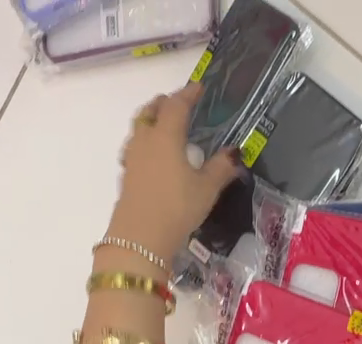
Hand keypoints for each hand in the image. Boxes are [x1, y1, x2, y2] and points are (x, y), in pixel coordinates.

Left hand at [109, 82, 242, 264]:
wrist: (141, 237)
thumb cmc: (177, 208)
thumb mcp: (206, 189)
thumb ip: (221, 168)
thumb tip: (235, 154)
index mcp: (166, 136)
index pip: (177, 105)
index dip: (189, 94)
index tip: (198, 88)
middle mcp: (145, 140)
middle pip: (151, 110)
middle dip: (164, 103)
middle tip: (177, 104)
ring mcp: (132, 157)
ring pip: (139, 127)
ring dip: (151, 120)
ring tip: (163, 127)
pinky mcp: (126, 175)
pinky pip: (134, 148)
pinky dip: (144, 142)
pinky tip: (152, 156)